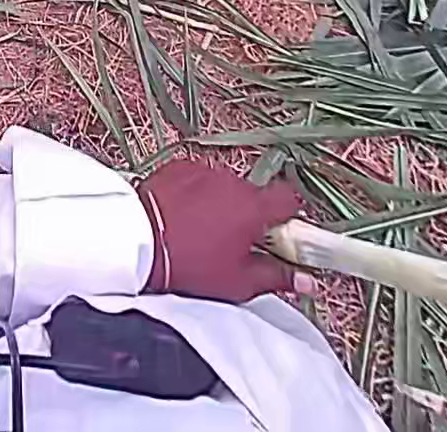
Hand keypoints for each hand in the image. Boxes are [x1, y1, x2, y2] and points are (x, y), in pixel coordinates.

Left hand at [137, 160, 309, 302]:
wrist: (138, 239)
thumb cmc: (192, 264)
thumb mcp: (240, 281)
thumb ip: (277, 275)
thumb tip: (307, 279)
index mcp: (252, 206)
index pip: (288, 198)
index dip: (289, 215)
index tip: (282, 232)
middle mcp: (229, 179)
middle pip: (253, 193)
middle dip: (250, 212)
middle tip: (237, 238)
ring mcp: (200, 168)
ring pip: (223, 184)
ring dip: (221, 200)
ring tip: (204, 227)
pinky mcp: (176, 165)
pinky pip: (197, 178)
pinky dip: (196, 190)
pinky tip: (183, 212)